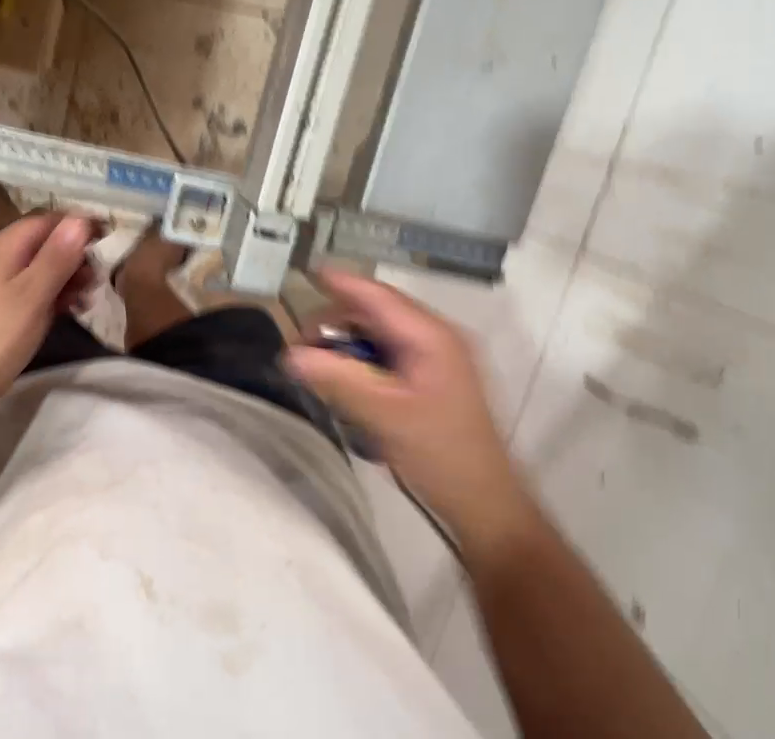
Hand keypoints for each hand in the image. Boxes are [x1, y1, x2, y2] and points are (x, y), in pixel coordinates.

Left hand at [0, 213, 98, 397]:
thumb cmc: (0, 333)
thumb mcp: (34, 293)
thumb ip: (57, 256)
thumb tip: (80, 220)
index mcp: (6, 246)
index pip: (48, 220)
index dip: (78, 225)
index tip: (108, 238)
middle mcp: (3, 256)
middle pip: (48, 242)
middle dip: (76, 255)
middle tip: (97, 279)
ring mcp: (4, 281)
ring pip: (46, 266)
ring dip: (71, 276)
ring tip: (89, 297)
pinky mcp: (7, 304)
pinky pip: (38, 287)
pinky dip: (58, 293)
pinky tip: (74, 308)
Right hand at [284, 269, 535, 550]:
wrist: (483, 502)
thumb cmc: (441, 454)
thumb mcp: (385, 415)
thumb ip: (339, 380)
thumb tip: (291, 354)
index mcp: (432, 337)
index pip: (378, 297)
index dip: (341, 283)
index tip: (307, 273)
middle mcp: (436, 338)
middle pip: (375, 313)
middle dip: (335, 324)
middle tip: (302, 349)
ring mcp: (435, 358)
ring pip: (378, 335)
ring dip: (346, 346)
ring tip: (319, 370)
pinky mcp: (430, 379)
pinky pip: (386, 356)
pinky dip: (361, 363)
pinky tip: (346, 385)